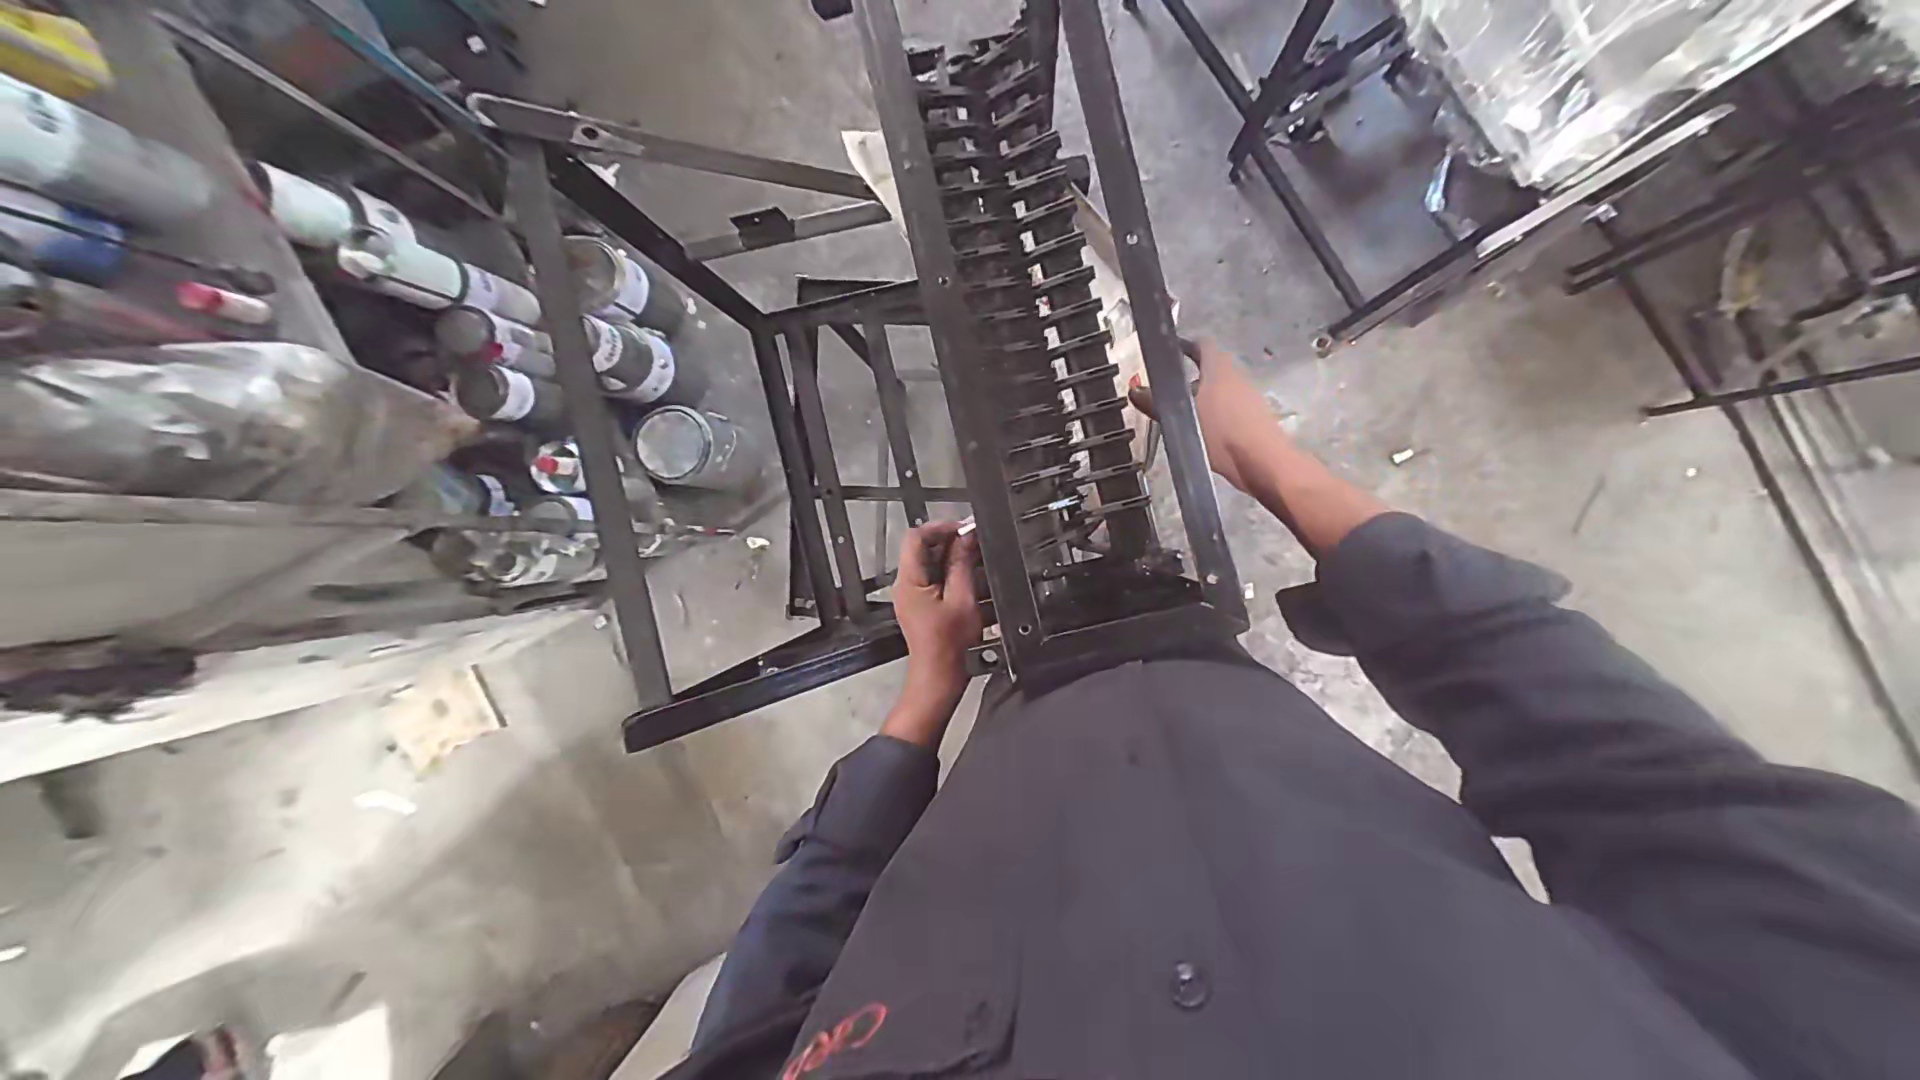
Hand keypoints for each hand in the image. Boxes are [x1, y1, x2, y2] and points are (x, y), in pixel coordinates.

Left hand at [883, 521, 982, 745]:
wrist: (941, 678)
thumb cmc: (949, 646)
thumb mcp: (962, 599)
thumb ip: (963, 564)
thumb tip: (966, 537)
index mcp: (909, 581)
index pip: (916, 537)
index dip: (941, 527)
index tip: (965, 528)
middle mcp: (906, 586)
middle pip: (924, 550)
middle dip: (952, 543)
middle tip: (977, 543)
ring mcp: (914, 597)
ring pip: (933, 564)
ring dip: (957, 560)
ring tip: (980, 562)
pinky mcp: (924, 606)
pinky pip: (937, 581)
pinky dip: (956, 576)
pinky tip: (975, 581)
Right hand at [1128, 337, 1290, 495]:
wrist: (1263, 463)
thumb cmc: (1222, 435)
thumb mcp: (1181, 421)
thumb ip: (1156, 404)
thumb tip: (1134, 390)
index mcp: (1220, 370)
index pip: (1202, 345)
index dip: (1184, 345)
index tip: (1167, 353)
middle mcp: (1237, 378)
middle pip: (1210, 369)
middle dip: (1188, 377)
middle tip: (1166, 392)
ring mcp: (1248, 397)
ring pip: (1219, 390)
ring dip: (1201, 398)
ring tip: (1180, 416)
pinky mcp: (1253, 418)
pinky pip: (1227, 408)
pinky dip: (1212, 413)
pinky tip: (1201, 432)